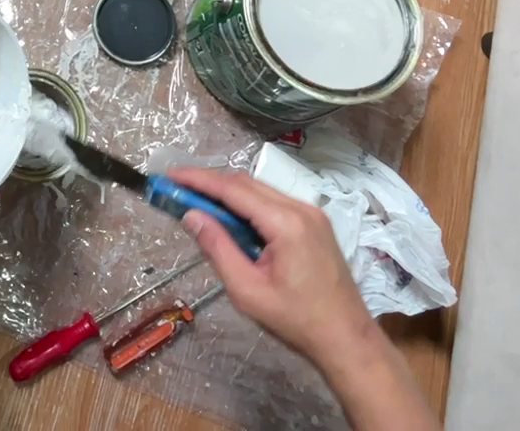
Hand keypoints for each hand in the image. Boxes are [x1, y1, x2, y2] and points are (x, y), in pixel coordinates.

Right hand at [167, 167, 375, 372]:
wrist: (349, 342)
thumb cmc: (297, 321)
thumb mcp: (247, 290)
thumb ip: (217, 248)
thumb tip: (190, 216)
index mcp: (286, 223)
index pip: (232, 189)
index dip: (197, 179)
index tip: (170, 176)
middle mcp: (301, 208)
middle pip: (245, 183)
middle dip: (209, 183)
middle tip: (178, 190)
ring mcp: (311, 214)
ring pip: (259, 189)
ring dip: (227, 192)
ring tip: (197, 202)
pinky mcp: (315, 223)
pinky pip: (273, 201)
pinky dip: (247, 203)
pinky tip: (231, 217)